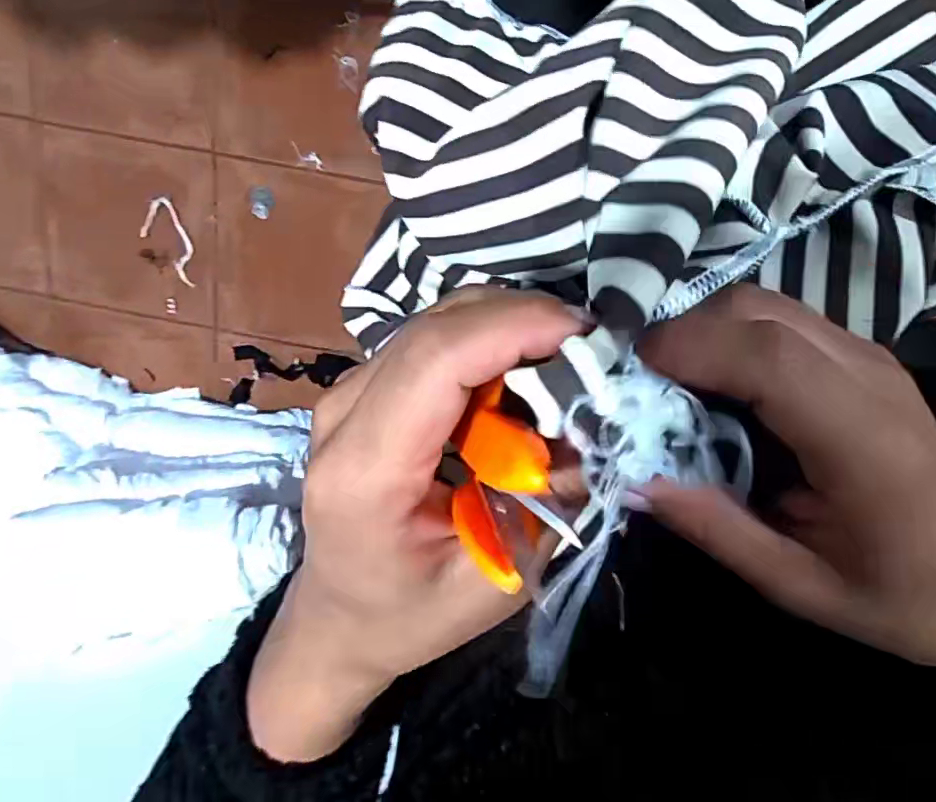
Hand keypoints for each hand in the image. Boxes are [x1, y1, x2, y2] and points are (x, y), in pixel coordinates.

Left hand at [247, 288, 585, 761]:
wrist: (337, 618)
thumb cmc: (410, 612)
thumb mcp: (494, 582)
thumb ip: (550, 505)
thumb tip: (597, 430)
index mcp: (366, 468)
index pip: (437, 359)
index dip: (515, 328)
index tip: (586, 334)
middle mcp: (346, 411)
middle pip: (442, 325)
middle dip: (526, 317)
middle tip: (593, 344)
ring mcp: (352, 389)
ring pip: (442, 318)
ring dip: (513, 323)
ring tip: (567, 356)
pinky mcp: (370, 382)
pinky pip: (440, 335)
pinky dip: (494, 337)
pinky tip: (527, 367)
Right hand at [637, 285, 935, 709]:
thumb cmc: (909, 597)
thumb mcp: (804, 589)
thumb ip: (719, 529)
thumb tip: (636, 480)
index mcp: (863, 440)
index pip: (771, 359)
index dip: (693, 348)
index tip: (628, 371)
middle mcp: (867, 375)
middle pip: (760, 312)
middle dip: (685, 330)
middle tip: (635, 379)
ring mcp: (867, 354)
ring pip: (766, 305)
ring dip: (705, 329)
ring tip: (665, 381)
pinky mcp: (860, 353)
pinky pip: (779, 322)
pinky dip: (730, 336)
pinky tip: (712, 381)